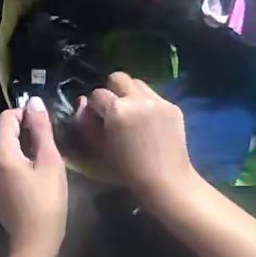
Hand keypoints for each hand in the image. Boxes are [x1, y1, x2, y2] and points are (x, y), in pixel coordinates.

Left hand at [0, 98, 67, 256]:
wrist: (34, 241)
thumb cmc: (47, 200)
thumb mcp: (50, 161)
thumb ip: (41, 130)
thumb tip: (34, 102)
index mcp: (1, 153)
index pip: (7, 117)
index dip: (26, 114)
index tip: (46, 124)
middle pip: (4, 134)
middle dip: (25, 131)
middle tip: (49, 142)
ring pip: (4, 151)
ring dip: (22, 147)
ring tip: (44, 159)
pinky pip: (4, 167)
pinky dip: (18, 163)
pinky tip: (35, 176)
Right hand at [76, 73, 202, 209]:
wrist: (164, 179)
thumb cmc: (127, 169)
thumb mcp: (100, 147)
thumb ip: (86, 123)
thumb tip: (82, 102)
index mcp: (116, 109)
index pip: (97, 93)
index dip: (95, 105)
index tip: (98, 117)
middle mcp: (137, 99)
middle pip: (118, 77)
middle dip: (112, 90)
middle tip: (113, 108)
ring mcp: (158, 101)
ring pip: (138, 83)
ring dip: (130, 94)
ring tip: (131, 113)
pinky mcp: (172, 106)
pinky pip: (154, 96)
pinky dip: (147, 104)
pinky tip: (148, 122)